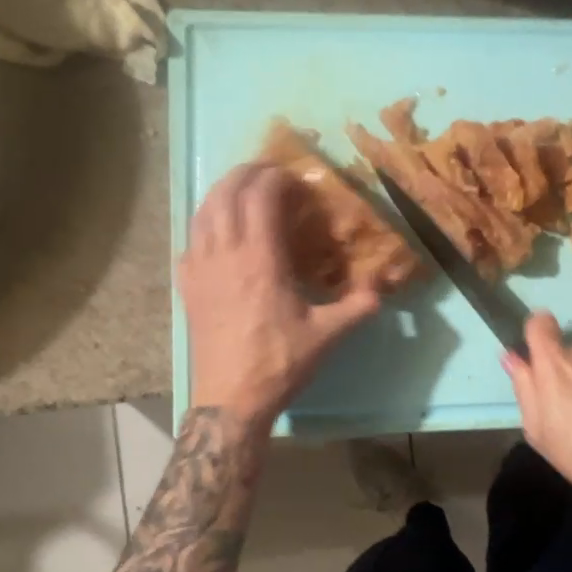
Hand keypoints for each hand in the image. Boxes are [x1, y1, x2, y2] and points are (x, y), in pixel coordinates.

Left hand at [181, 163, 381, 427]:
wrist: (230, 399)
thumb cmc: (280, 363)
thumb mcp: (328, 335)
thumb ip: (359, 305)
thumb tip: (384, 286)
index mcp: (260, 259)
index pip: (261, 197)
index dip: (277, 178)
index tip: (296, 179)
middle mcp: (225, 254)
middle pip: (226, 193)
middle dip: (247, 173)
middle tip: (269, 173)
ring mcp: (200, 269)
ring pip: (203, 212)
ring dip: (222, 193)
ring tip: (242, 192)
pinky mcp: (187, 287)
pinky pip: (190, 241)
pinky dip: (204, 225)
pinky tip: (217, 234)